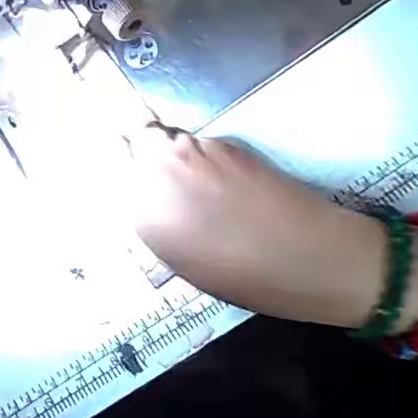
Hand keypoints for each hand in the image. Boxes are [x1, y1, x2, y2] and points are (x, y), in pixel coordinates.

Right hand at [126, 126, 414, 327]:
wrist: (306, 257)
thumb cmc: (245, 278)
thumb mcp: (184, 261)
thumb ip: (159, 222)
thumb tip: (152, 200)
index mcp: (141, 213)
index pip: (112, 169)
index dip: (124, 169)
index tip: (135, 176)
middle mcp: (158, 173)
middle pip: (138, 141)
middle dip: (149, 152)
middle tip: (171, 174)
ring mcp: (195, 153)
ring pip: (172, 139)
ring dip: (181, 153)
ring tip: (206, 182)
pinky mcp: (229, 144)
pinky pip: (204, 144)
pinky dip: (210, 157)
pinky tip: (232, 180)